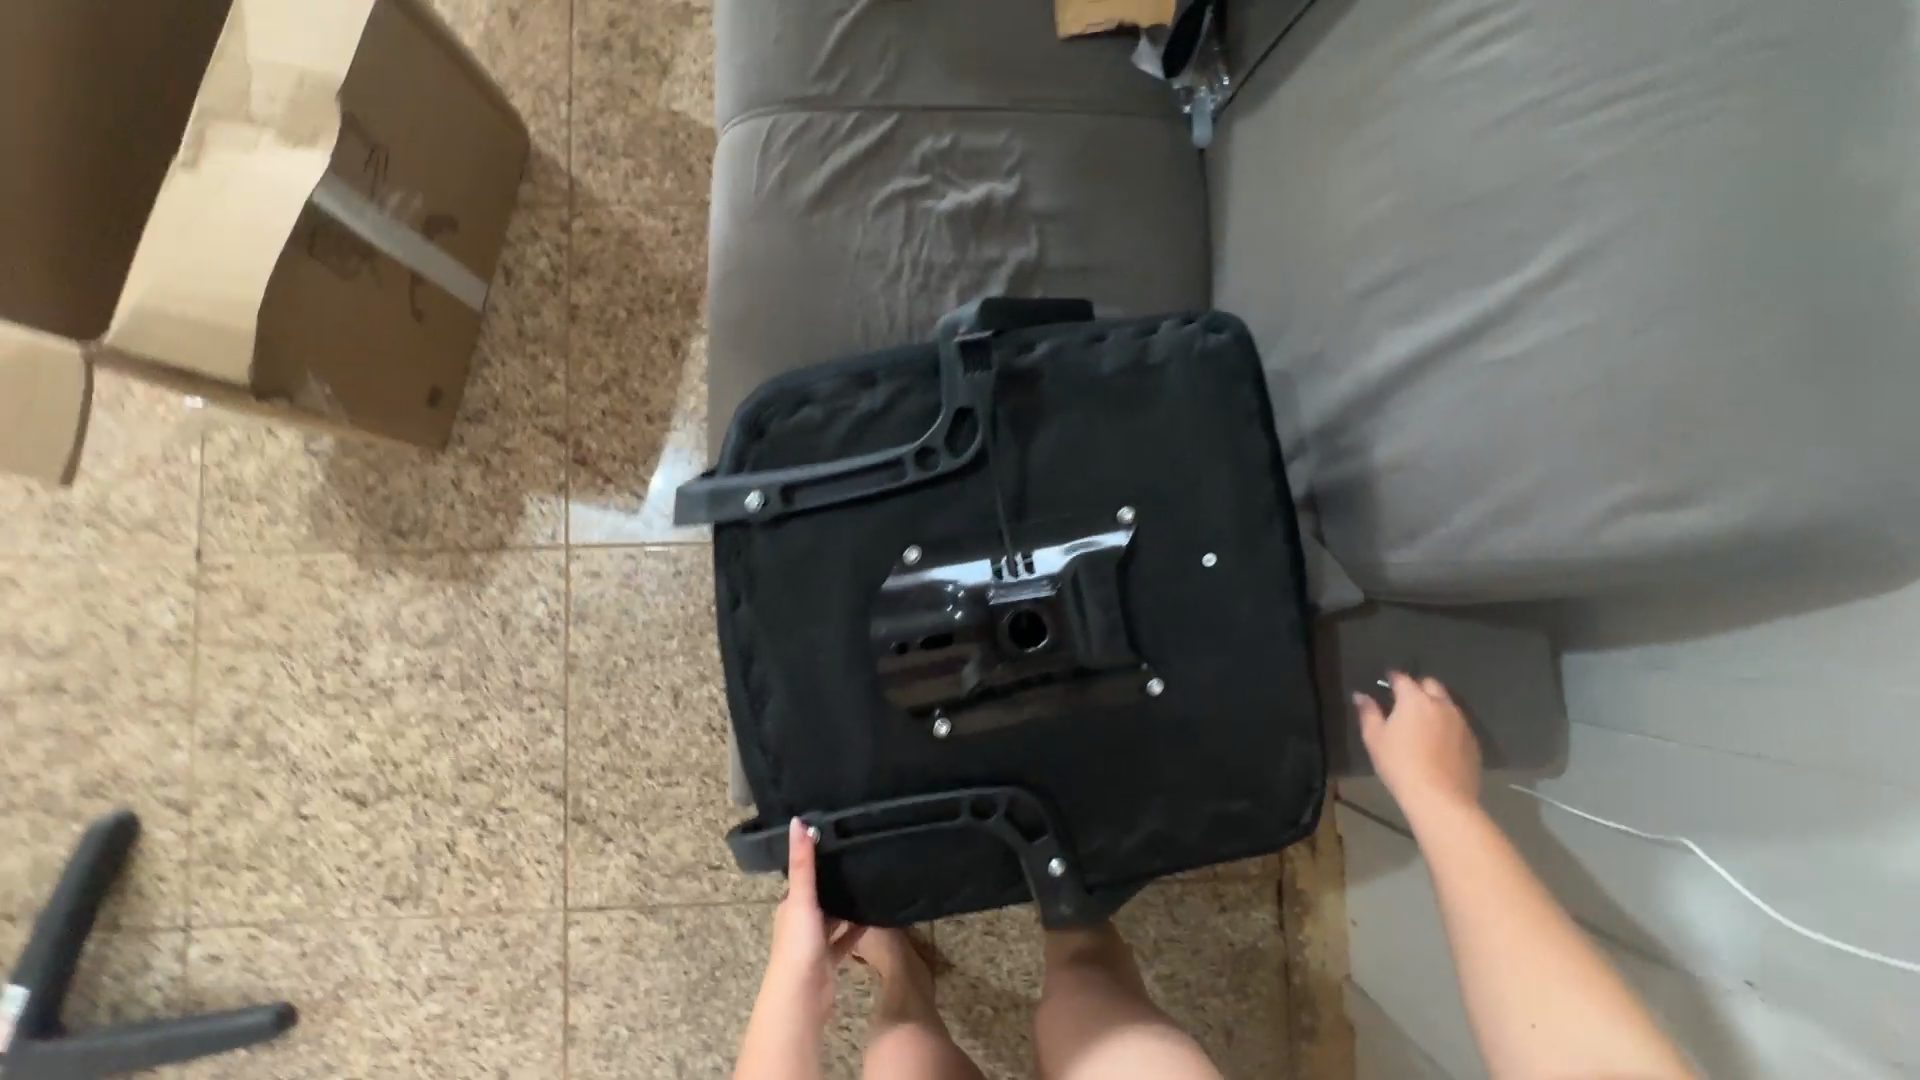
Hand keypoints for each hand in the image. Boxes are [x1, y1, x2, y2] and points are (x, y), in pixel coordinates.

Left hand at [756, 819, 865, 1028]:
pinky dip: (856, 929)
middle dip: (834, 882)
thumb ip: (803, 862)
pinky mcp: (828, 961)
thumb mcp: (801, 897)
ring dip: (846, 905)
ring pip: (832, 918)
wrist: (801, 997)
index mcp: (790, 906)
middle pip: (818, 897)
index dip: (816, 859)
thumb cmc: (798, 944)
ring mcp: (814, 943)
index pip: (803, 877)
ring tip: (870, 883)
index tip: (836, 838)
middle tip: (860, 857)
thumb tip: (798, 820)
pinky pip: (845, 939)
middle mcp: (800, 922)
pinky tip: (874, 917)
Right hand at [1354, 672, 1482, 815]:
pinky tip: (1438, 741)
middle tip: (1405, 700)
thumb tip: (1360, 695)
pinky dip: (1447, 724)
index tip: (1387, 680)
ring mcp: (1461, 723)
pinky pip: (1458, 724)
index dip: (1393, 677)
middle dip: (1418, 686)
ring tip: (1422, 721)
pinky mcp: (1472, 742)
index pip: (1403, 679)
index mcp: (1415, 700)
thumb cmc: (1399, 763)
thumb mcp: (1374, 737)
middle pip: (1431, 684)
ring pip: (1447, 704)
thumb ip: (1368, 712)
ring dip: (1434, 705)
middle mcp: (1441, 705)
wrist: (1440, 797)